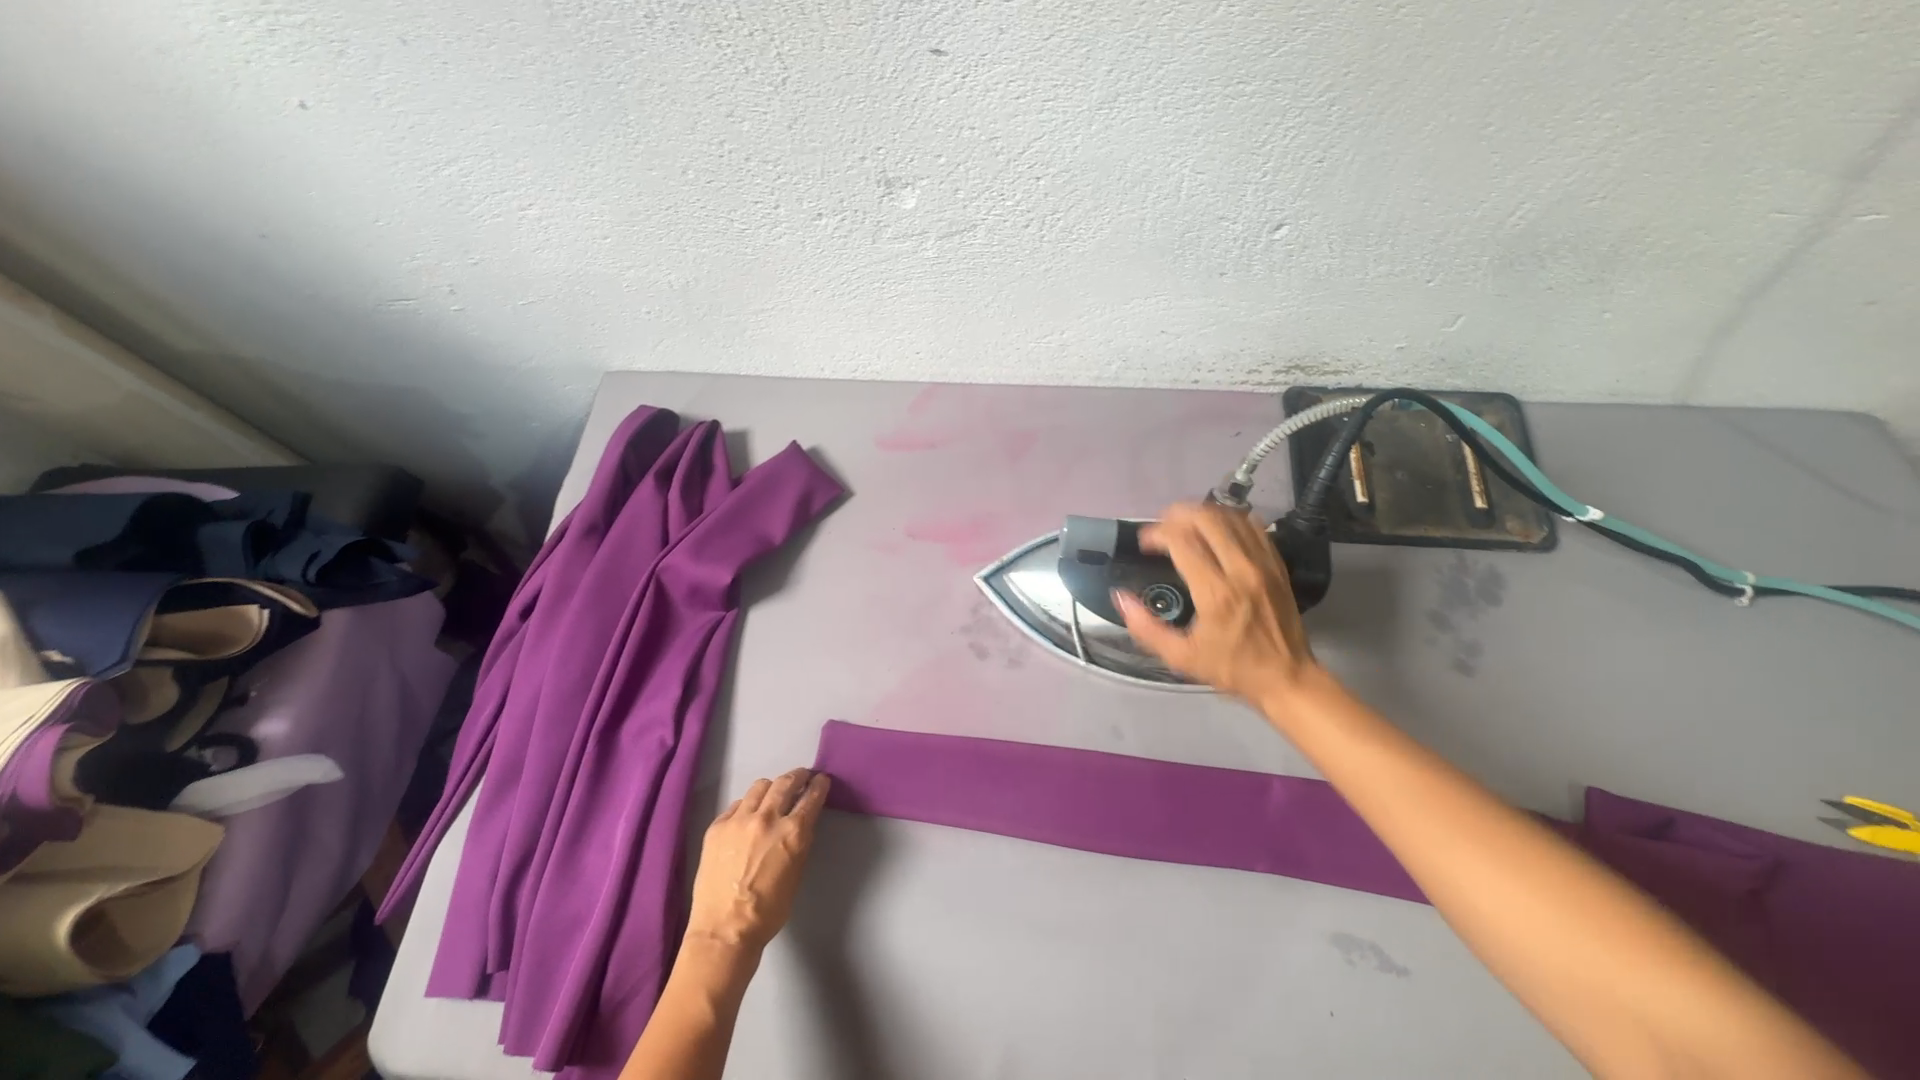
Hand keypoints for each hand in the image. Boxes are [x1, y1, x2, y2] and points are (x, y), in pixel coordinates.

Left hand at [685, 768, 830, 952]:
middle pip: (785, 782)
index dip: (819, 785)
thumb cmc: (769, 910)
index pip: (811, 797)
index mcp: (793, 832)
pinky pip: (737, 804)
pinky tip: (748, 817)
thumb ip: (800, 842)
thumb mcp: (797, 873)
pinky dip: (747, 805)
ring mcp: (738, 820)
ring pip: (759, 786)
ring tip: (773, 795)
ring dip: (771, 788)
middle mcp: (767, 818)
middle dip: (797, 776)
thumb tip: (800, 823)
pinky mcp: (717, 826)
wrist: (725, 929)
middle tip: (801, 777)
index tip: (821, 780)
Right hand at [1115, 502, 1317, 705]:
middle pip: (1207, 519)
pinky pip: (1253, 526)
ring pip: (1231, 516)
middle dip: (1178, 515)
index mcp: (1216, 593)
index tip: (1144, 543)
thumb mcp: (1181, 657)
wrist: (1287, 677)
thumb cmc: (1232, 668)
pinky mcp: (1277, 564)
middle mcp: (1242, 570)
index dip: (1157, 533)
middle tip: (1162, 528)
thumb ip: (1146, 628)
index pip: (1182, 542)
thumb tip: (1121, 598)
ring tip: (1185, 525)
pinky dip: (1230, 520)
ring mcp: (1263, 564)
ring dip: (1203, 514)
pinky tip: (1216, 530)